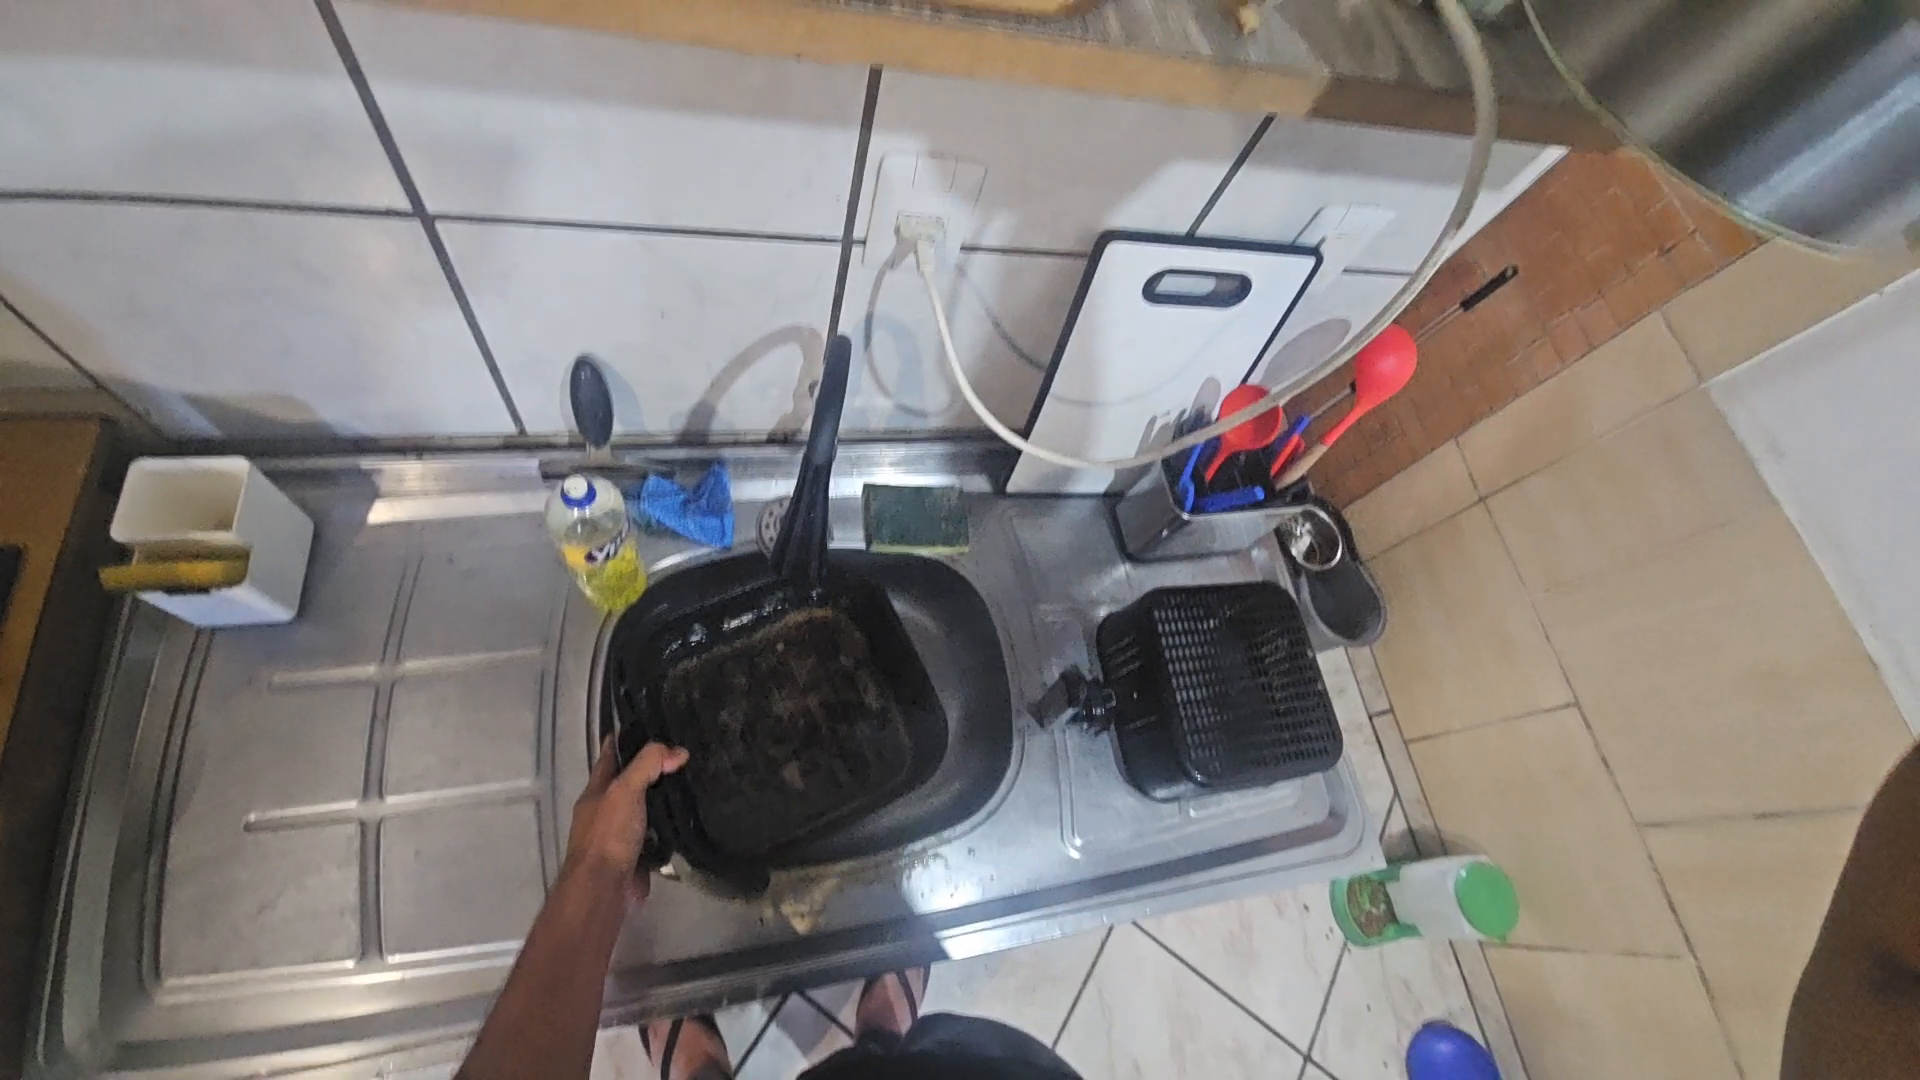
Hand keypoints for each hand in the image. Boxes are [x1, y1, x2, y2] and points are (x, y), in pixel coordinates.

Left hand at [566, 737, 688, 898]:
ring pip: (645, 807)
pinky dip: (671, 825)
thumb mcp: (626, 789)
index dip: (622, 740)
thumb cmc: (608, 836)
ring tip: (692, 779)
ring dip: (663, 797)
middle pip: (629, 782)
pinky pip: (657, 833)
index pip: (609, 757)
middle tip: (681, 752)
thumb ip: (649, 764)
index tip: (643, 725)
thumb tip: (679, 752)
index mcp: (596, 792)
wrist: (604, 890)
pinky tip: (691, 816)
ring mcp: (620, 835)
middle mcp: (606, 811)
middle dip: (650, 768)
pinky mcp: (638, 855)